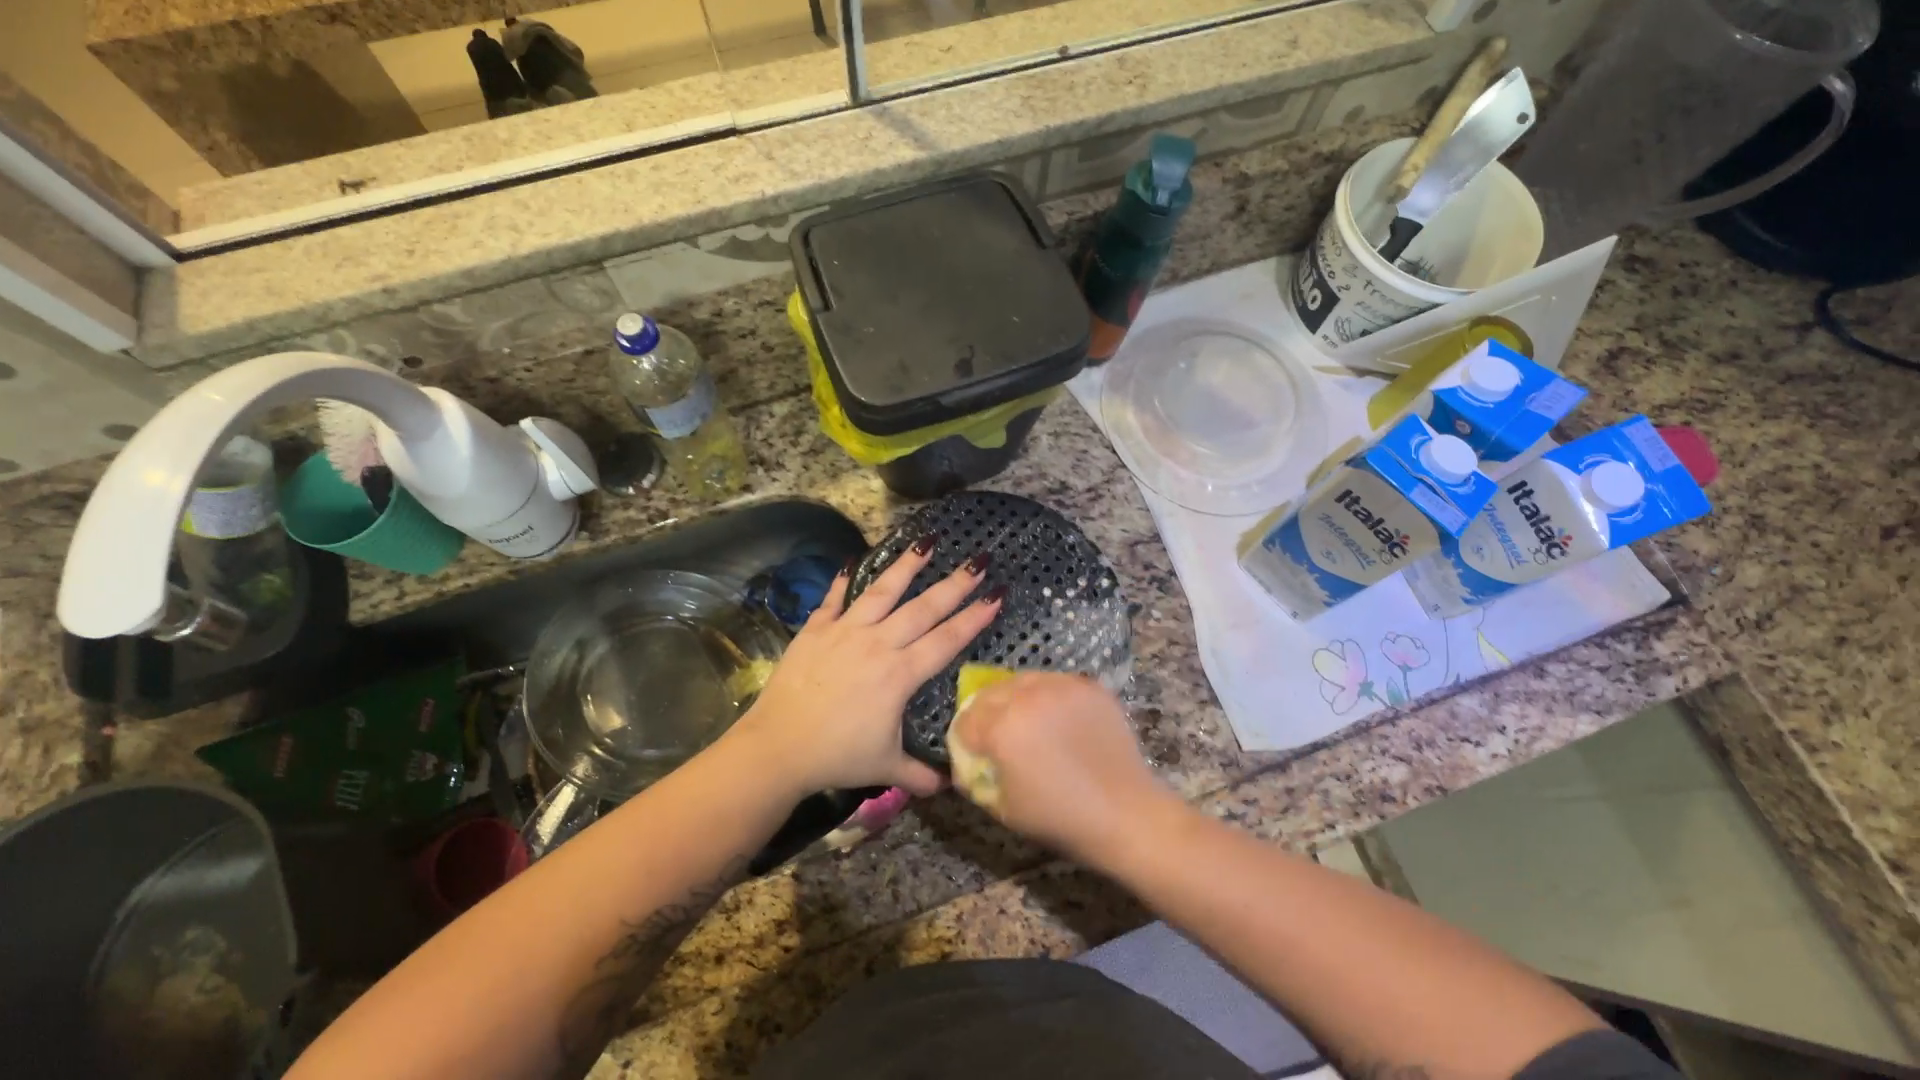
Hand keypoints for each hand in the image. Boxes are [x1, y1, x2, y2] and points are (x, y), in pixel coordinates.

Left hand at [726, 534, 1003, 797]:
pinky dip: (843, 580)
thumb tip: (949, 785)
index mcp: (900, 675)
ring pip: (881, 592)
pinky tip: (853, 561)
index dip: (973, 619)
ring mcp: (844, 632)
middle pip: (923, 609)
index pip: (946, 641)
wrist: (778, 747)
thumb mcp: (886, 768)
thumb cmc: (837, 757)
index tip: (996, 596)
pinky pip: (834, 599)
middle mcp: (877, 644)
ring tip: (926, 542)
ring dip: (905, 566)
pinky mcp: (815, 630)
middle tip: (977, 562)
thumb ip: (921, 774)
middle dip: (954, 584)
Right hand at [949, 673, 1173, 863]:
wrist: (1125, 812)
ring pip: (1021, 681)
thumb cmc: (1059, 816)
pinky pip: (1054, 682)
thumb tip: (966, 762)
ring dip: (1015, 700)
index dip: (965, 740)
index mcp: (1002, 726)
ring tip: (1027, 724)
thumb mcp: (1003, 806)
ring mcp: (1061, 686)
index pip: (966, 721)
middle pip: (989, 694)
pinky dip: (1047, 697)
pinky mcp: (1088, 686)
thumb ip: (976, 778)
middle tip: (997, 738)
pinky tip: (1057, 720)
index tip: (974, 754)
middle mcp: (1028, 696)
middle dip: (986, 715)